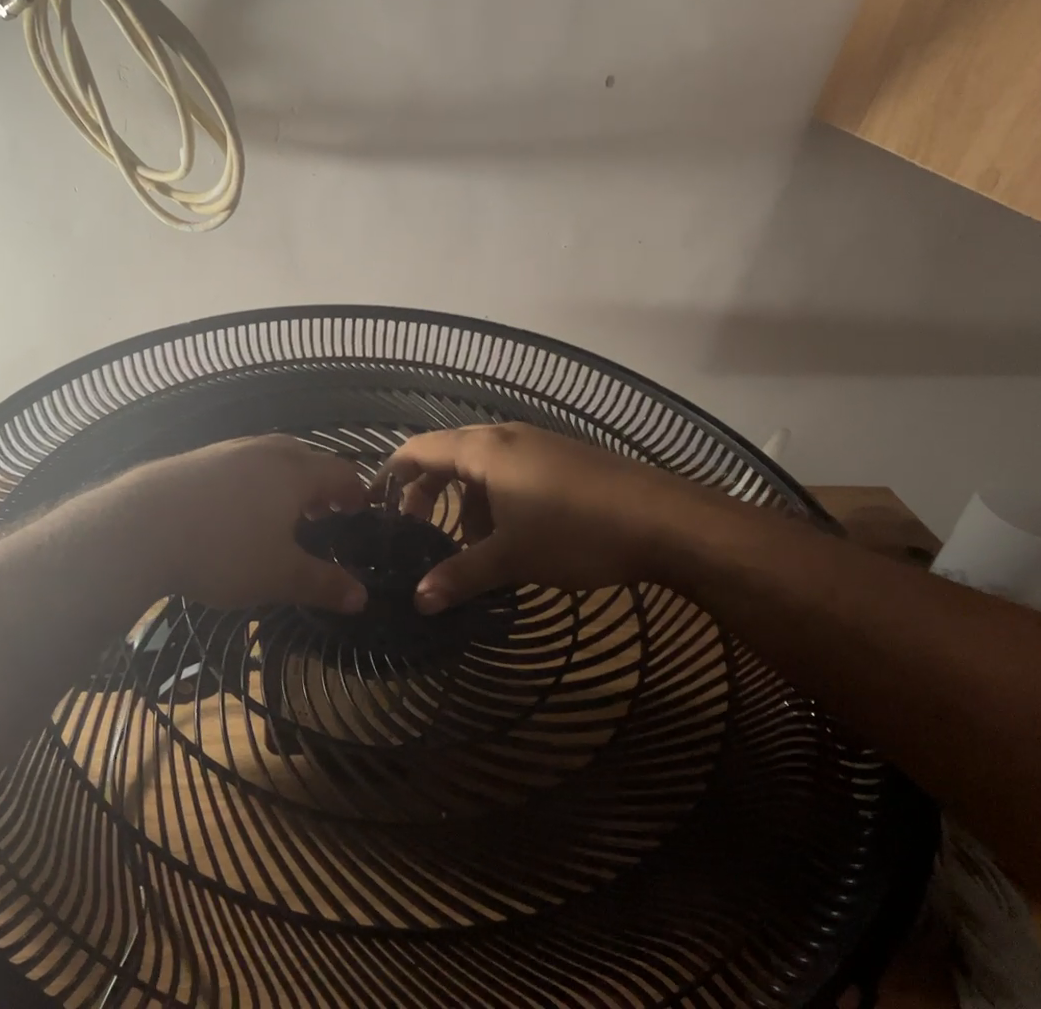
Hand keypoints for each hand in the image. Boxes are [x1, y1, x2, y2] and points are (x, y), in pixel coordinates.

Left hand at [115, 436, 370, 612]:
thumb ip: (323, 583)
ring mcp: (225, 451)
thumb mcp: (279, 576)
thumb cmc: (223, 551)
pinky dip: (250, 486)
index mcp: (295, 471)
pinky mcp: (193, 461)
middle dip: (320, 487)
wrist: (138, 528)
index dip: (356, 494)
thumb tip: (361, 597)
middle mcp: (264, 451)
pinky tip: (234, 515)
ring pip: (268, 460)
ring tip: (279, 518)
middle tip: (323, 518)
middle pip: (306, 459)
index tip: (359, 515)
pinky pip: (237, 467)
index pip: (341, 472)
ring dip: (284, 485)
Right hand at [377, 423, 717, 612]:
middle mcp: (506, 437)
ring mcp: (538, 445)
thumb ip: (459, 575)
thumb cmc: (576, 533)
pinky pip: (511, 473)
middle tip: (416, 531)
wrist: (667, 522)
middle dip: (428, 493)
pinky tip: (512, 538)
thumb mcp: (511, 558)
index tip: (373, 506)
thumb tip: (418, 602)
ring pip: (482, 467)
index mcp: (484, 450)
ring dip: (466, 502)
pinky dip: (496, 500)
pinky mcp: (564, 460)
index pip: (418, 449)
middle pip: (448, 456)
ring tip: (471, 545)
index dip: (390, 475)